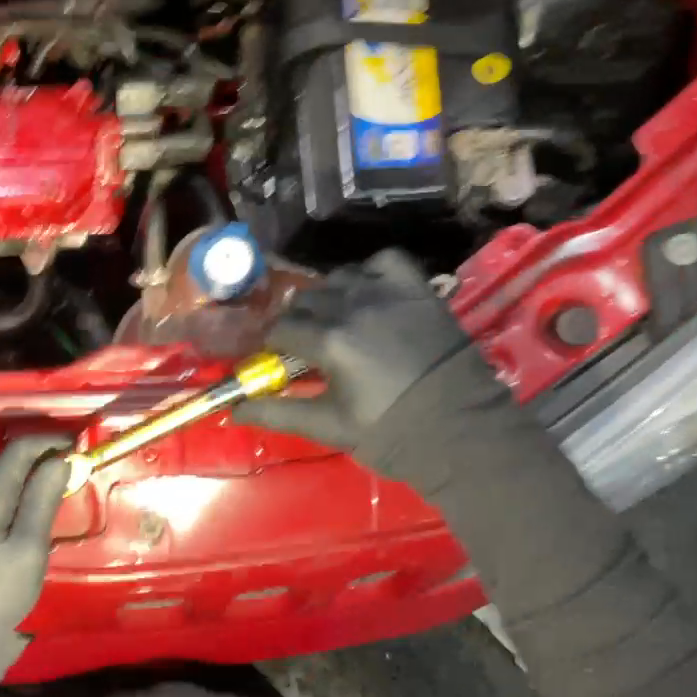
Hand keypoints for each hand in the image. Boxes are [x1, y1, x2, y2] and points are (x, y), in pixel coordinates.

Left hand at [0, 434, 73, 627]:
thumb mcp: (28, 545)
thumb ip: (42, 500)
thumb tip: (60, 459)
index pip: (20, 448)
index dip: (52, 441)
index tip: (82, 448)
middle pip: (15, 459)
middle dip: (48, 454)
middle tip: (82, 464)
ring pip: (13, 477)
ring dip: (41, 473)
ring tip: (72, 481)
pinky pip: (10, 495)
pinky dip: (32, 491)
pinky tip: (48, 504)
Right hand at [235, 250, 471, 450]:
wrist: (462, 430)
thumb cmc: (390, 434)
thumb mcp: (329, 427)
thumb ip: (278, 412)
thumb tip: (233, 410)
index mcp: (328, 340)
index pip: (280, 329)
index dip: (274, 344)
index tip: (280, 359)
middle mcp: (353, 306)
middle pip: (305, 300)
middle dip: (299, 321)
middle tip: (308, 346)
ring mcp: (388, 292)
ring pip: (339, 277)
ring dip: (331, 296)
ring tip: (338, 320)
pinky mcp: (418, 289)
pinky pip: (383, 262)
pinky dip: (370, 273)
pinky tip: (370, 294)